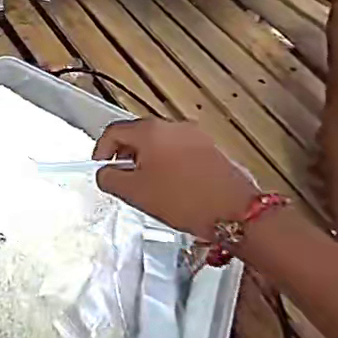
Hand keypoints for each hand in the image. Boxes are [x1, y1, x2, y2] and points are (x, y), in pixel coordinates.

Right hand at [94, 118, 260, 236]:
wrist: (236, 211)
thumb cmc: (181, 199)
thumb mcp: (135, 193)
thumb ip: (110, 179)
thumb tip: (104, 172)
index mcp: (149, 130)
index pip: (114, 131)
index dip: (101, 150)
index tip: (100, 169)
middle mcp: (171, 125)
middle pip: (138, 134)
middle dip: (125, 155)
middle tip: (122, 179)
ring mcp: (194, 134)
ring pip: (160, 142)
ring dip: (147, 159)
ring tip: (147, 186)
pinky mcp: (211, 148)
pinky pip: (179, 150)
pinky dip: (169, 163)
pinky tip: (173, 186)